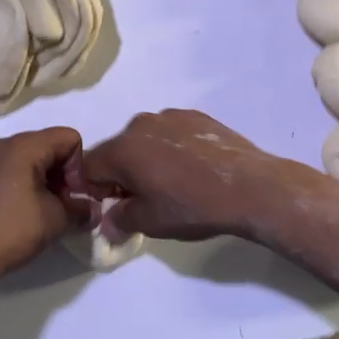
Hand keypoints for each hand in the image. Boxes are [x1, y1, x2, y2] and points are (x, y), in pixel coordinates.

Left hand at [0, 128, 85, 277]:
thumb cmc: (11, 230)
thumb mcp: (56, 220)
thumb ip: (80, 209)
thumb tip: (90, 210)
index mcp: (23, 146)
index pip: (68, 138)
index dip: (80, 166)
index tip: (74, 196)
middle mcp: (0, 146)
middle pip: (46, 147)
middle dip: (62, 175)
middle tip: (63, 208)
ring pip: (24, 162)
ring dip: (41, 184)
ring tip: (41, 215)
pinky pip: (5, 174)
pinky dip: (20, 189)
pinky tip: (16, 219)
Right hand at [82, 110, 299, 242]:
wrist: (249, 187)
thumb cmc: (192, 207)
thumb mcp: (150, 223)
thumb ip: (119, 219)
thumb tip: (108, 222)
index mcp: (122, 149)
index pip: (88, 167)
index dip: (96, 189)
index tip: (117, 206)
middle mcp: (140, 125)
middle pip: (117, 151)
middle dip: (123, 174)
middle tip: (146, 199)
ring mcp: (170, 116)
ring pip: (144, 140)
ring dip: (148, 160)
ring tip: (175, 183)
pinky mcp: (195, 116)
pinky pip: (170, 132)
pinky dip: (172, 149)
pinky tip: (194, 169)